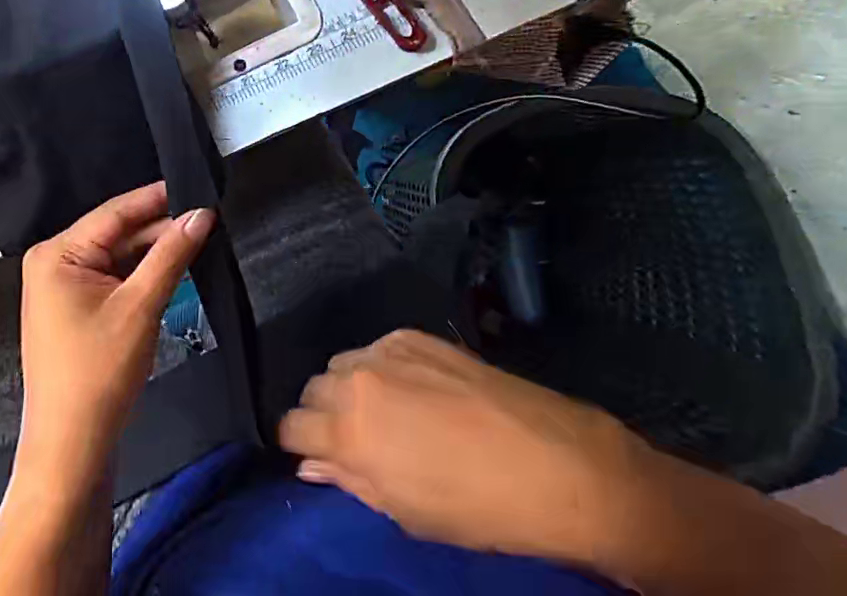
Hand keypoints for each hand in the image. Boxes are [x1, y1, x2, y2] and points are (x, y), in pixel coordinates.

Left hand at [19, 182, 213, 482]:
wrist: (72, 448)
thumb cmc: (98, 374)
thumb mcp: (140, 306)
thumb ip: (171, 254)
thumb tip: (201, 214)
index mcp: (56, 254)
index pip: (114, 212)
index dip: (158, 198)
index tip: (196, 188)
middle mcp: (52, 262)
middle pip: (115, 233)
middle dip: (159, 228)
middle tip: (206, 217)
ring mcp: (61, 287)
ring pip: (116, 256)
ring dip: (152, 253)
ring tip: (197, 238)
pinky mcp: (73, 308)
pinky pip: (111, 278)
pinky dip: (140, 275)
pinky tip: (172, 268)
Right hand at [278, 329, 650, 568]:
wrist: (555, 463)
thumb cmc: (478, 507)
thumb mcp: (405, 511)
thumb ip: (349, 481)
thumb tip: (311, 465)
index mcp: (349, 431)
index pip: (292, 426)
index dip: (298, 443)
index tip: (313, 453)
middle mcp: (357, 380)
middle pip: (312, 388)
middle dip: (322, 412)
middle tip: (352, 436)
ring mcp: (386, 351)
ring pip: (341, 363)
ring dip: (348, 386)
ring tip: (381, 409)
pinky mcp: (414, 335)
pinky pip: (375, 348)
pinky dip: (379, 367)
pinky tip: (410, 388)